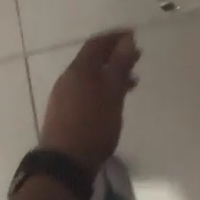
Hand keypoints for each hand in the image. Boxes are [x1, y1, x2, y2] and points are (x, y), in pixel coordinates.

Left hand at [39, 30, 140, 168]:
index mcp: (79, 69)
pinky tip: (112, 102)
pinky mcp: (63, 113)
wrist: (64, 164)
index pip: (97, 43)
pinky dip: (101, 88)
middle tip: (136, 57)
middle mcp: (68, 78)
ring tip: (131, 83)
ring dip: (109, 74)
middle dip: (114, 55)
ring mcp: (63, 96)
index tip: (133, 35)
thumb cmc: (93, 125)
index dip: (115, 36)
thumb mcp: (112, 94)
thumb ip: (119, 66)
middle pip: (92, 59)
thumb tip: (127, 40)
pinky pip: (85, 91)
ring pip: (90, 76)